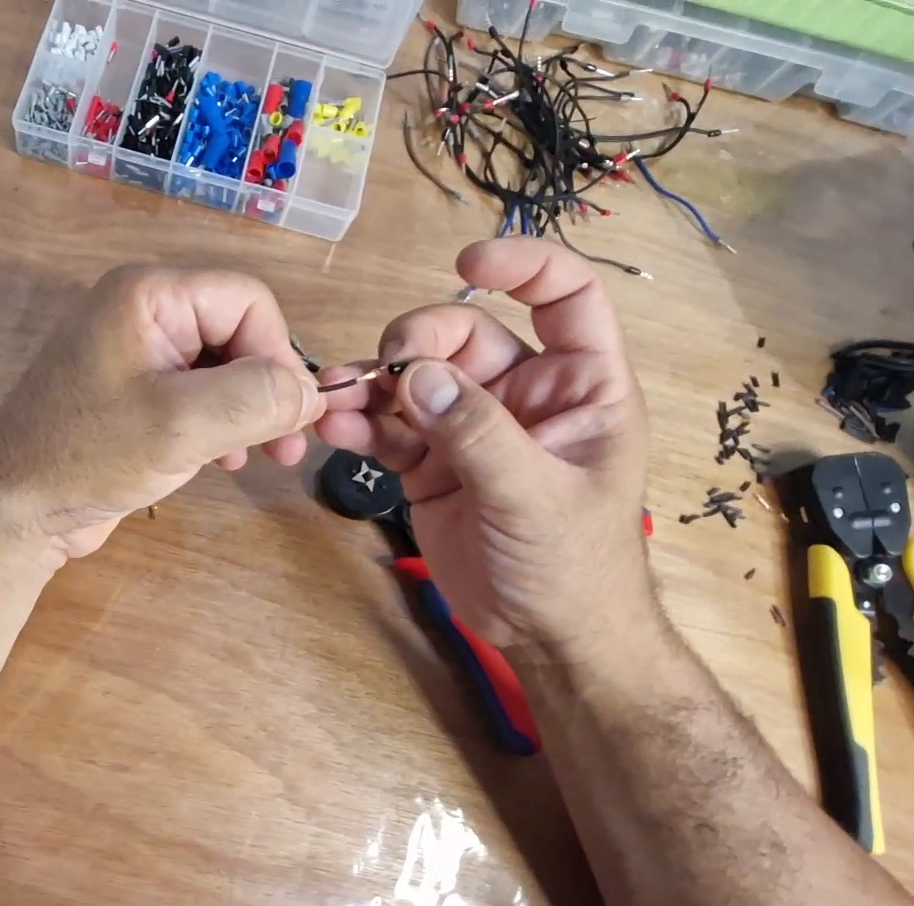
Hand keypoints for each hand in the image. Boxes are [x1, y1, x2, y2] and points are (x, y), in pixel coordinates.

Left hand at [0, 265, 322, 559]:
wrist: (13, 510)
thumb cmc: (90, 456)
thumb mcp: (183, 425)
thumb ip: (258, 398)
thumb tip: (314, 392)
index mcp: (148, 295)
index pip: (247, 301)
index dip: (279, 354)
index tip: (293, 416)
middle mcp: (142, 313)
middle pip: (236, 333)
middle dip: (267, 388)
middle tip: (288, 448)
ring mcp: (135, 357)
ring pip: (220, 369)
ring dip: (248, 412)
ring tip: (262, 459)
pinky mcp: (132, 397)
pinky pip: (195, 397)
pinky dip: (220, 425)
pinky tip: (228, 461)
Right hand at [314, 238, 657, 659]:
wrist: (540, 633)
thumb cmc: (572, 565)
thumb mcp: (534, 496)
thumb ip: (478, 433)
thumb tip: (418, 376)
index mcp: (579, 387)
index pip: (564, 298)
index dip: (524, 267)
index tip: (466, 263)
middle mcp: (522, 397)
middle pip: (464, 338)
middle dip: (419, 343)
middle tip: (386, 367)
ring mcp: (470, 429)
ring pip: (417, 382)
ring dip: (375, 385)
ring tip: (338, 399)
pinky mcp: (430, 464)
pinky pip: (391, 430)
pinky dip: (362, 426)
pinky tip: (334, 429)